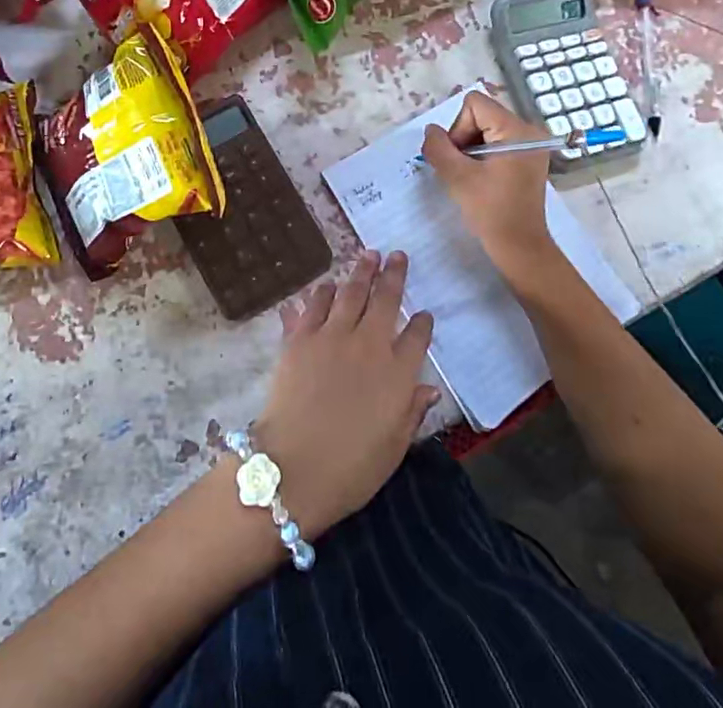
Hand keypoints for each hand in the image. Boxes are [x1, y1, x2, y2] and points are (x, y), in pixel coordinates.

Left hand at [252, 251, 437, 536]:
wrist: (295, 467)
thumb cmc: (351, 468)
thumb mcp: (393, 447)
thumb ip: (411, 412)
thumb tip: (428, 389)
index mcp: (398, 374)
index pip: (417, 337)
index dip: (422, 323)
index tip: (424, 314)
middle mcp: (369, 346)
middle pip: (386, 301)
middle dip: (394, 275)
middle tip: (397, 255)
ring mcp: (332, 337)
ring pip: (350, 293)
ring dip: (360, 272)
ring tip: (367, 255)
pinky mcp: (299, 339)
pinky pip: (313, 307)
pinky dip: (321, 293)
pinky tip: (326, 285)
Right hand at [420, 91, 555, 268]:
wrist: (519, 245)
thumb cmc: (490, 211)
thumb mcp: (457, 177)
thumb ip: (438, 147)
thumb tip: (431, 130)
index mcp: (517, 131)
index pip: (475, 105)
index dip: (457, 128)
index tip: (457, 158)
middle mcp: (528, 132)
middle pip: (481, 116)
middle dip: (463, 140)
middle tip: (460, 171)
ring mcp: (530, 147)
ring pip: (486, 132)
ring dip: (470, 151)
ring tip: (469, 178)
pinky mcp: (527, 161)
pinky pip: (496, 145)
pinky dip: (481, 158)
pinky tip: (480, 181)